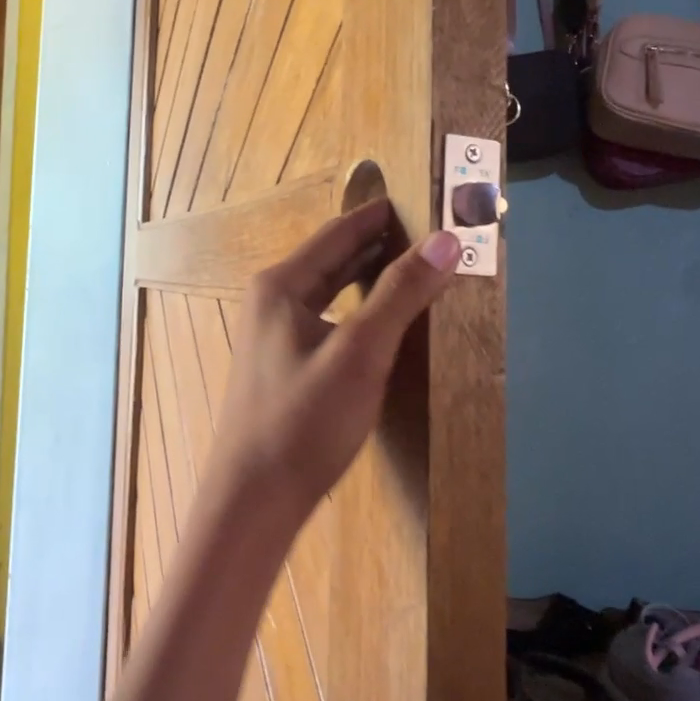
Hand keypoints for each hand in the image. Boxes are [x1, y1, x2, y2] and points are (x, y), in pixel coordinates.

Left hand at [210, 199, 461, 508]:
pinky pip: (326, 317)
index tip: (424, 200)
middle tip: (429, 233)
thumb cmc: (303, 422)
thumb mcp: (360, 353)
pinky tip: (380, 321)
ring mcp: (273, 335)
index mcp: (281, 286)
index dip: (382, 214)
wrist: (253, 500)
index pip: (340, 232)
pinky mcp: (282, 365)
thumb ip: (401, 294)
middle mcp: (271, 301)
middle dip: (378, 243)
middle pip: (332, 258)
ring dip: (368, 276)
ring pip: (329, 290)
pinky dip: (356, 308)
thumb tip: (445, 239)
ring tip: (414, 267)